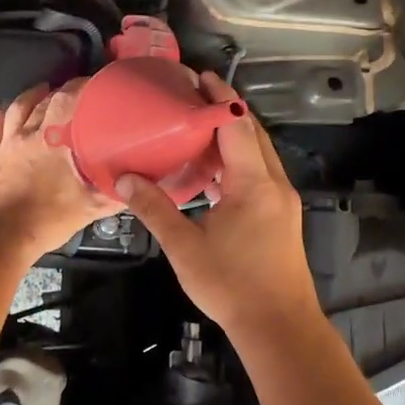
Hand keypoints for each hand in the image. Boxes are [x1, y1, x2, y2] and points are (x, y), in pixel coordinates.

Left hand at [0, 80, 120, 256]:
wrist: (7, 235)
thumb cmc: (50, 219)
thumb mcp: (92, 207)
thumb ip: (115, 193)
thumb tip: (139, 185)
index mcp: (56, 140)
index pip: (68, 99)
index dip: (80, 87)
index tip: (94, 85)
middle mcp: (30, 134)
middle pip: (44, 101)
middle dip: (60, 91)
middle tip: (75, 93)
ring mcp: (8, 144)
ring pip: (17, 108)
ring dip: (30, 96)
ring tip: (43, 91)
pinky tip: (5, 111)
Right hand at [113, 72, 320, 340]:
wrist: (279, 327)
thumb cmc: (231, 285)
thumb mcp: (184, 246)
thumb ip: (155, 209)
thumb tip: (124, 178)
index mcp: (254, 185)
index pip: (237, 126)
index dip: (218, 99)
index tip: (198, 77)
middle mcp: (273, 185)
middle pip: (253, 135)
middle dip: (226, 110)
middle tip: (194, 94)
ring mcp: (281, 202)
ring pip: (258, 155)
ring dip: (231, 136)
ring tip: (196, 125)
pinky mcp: (279, 218)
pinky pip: (257, 174)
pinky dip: (235, 161)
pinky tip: (210, 169)